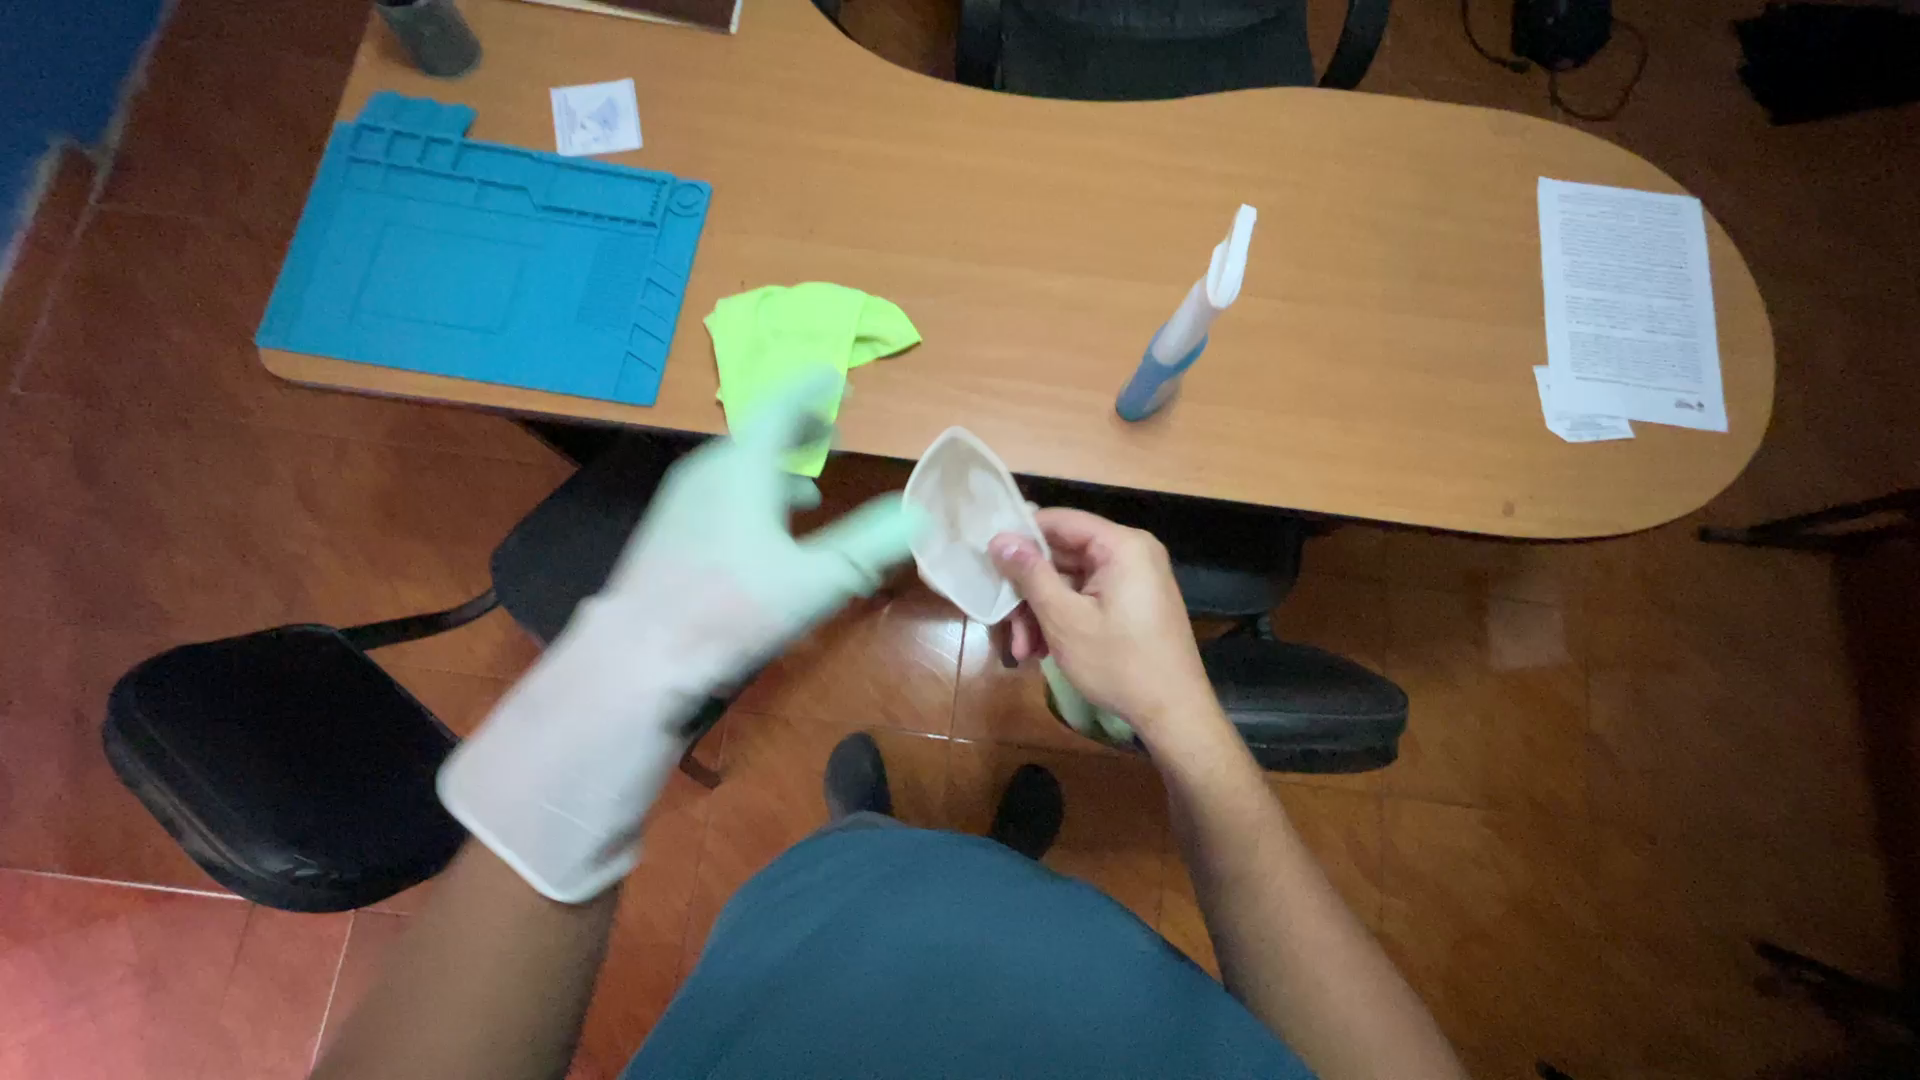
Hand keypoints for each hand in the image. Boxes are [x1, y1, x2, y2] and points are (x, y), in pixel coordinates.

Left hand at [439, 375, 915, 902]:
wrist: (640, 655)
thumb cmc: (731, 609)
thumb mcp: (816, 580)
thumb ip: (869, 546)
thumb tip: (920, 516)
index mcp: (742, 470)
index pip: (780, 410)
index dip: (810, 391)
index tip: (834, 379)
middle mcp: (708, 475)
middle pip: (757, 438)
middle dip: (796, 431)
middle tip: (828, 428)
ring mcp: (682, 504)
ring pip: (736, 470)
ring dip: (775, 469)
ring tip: (807, 487)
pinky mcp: (669, 534)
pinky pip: (719, 496)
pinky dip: (751, 497)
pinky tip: (763, 534)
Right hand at [989, 508, 1217, 742]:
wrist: (1173, 713)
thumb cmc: (1118, 663)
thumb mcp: (1065, 619)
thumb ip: (1030, 574)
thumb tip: (1000, 539)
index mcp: (1122, 545)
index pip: (1059, 521)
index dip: (1021, 538)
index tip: (990, 562)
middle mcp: (1131, 553)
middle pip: (1062, 555)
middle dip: (1029, 591)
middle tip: (1005, 624)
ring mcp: (1133, 580)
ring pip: (1070, 582)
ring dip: (1041, 613)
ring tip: (1024, 650)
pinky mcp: (1132, 604)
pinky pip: (1087, 598)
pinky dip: (1063, 620)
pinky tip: (1043, 651)